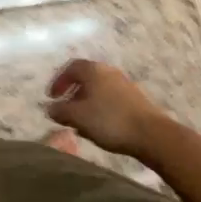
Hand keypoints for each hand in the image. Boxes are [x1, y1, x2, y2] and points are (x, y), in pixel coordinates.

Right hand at [45, 59, 168, 157]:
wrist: (151, 134)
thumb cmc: (110, 121)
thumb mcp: (79, 117)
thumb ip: (61, 111)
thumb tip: (49, 107)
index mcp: (93, 70)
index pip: (70, 67)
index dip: (58, 81)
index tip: (51, 97)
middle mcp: (108, 70)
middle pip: (85, 77)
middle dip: (73, 92)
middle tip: (66, 108)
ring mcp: (123, 83)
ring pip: (99, 88)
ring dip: (87, 101)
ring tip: (82, 120)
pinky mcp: (135, 97)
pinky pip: (111, 97)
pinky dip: (101, 106)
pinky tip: (101, 124)